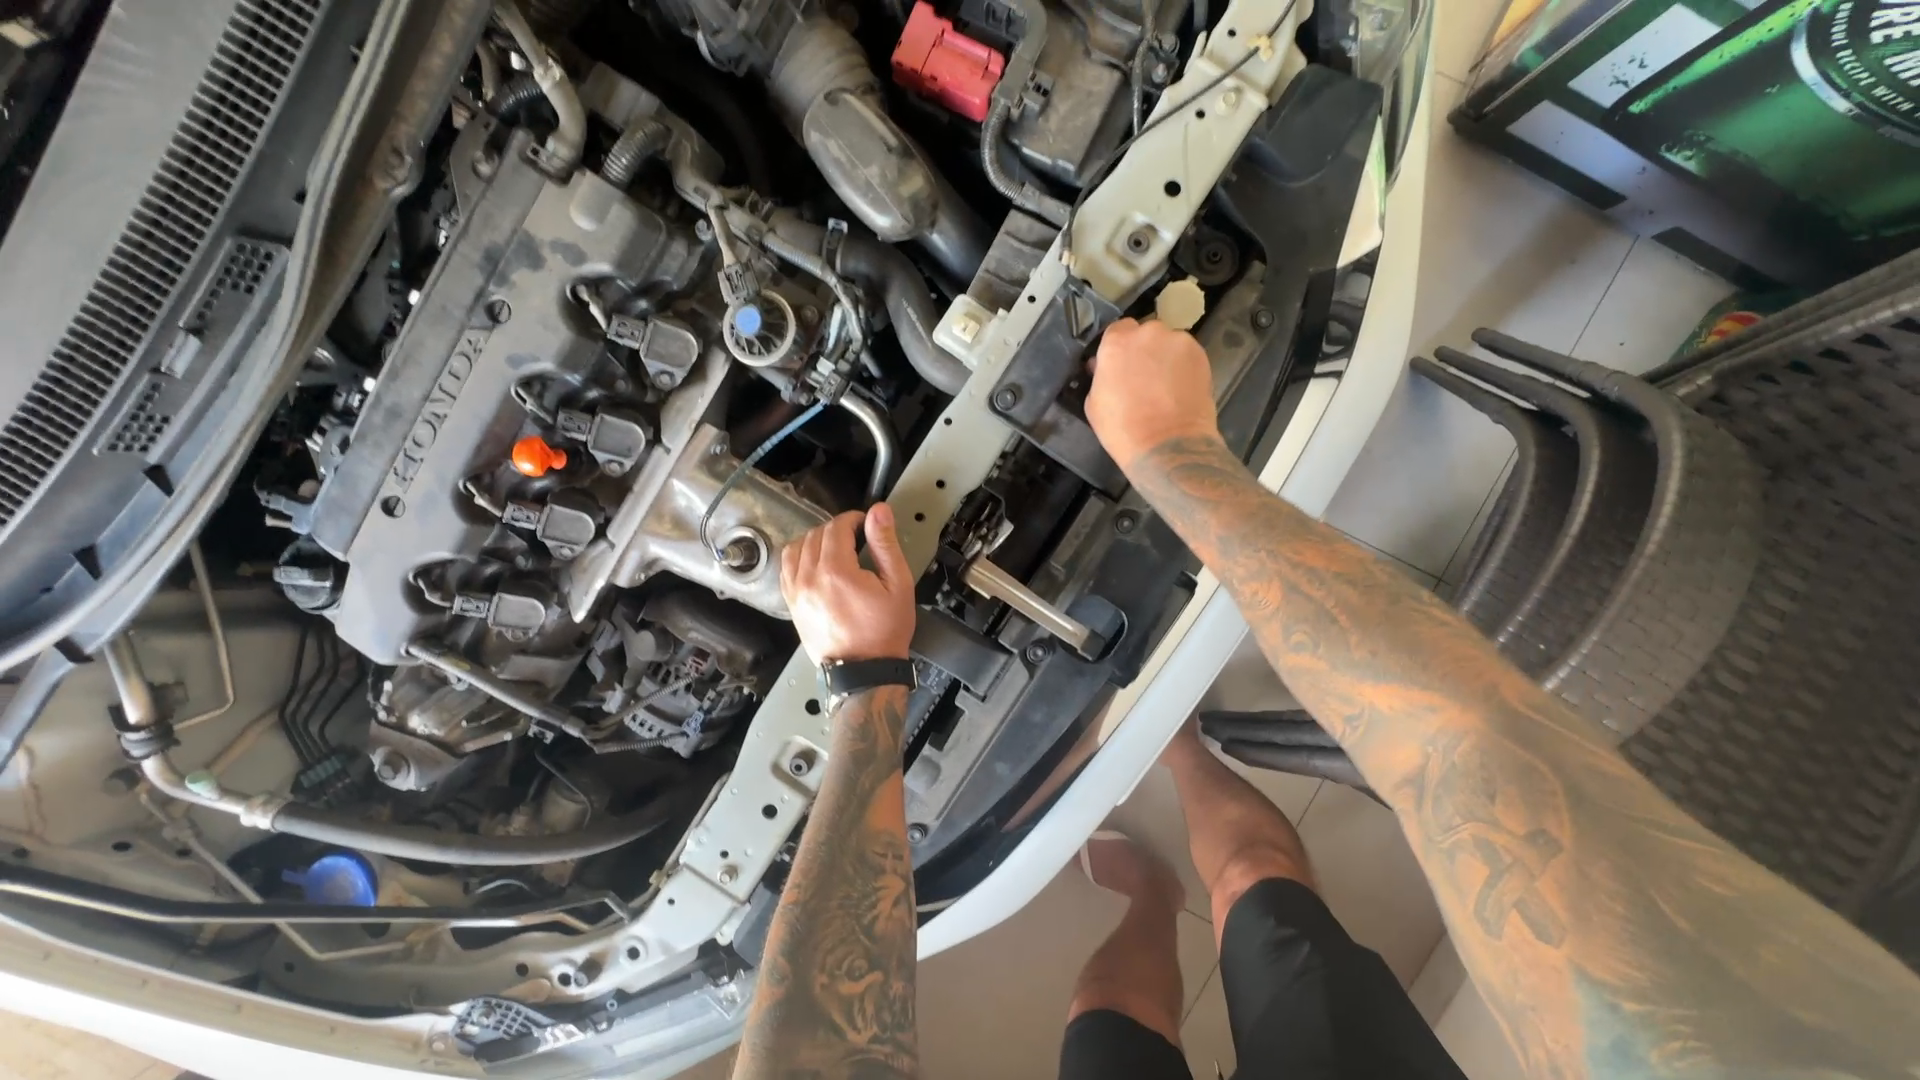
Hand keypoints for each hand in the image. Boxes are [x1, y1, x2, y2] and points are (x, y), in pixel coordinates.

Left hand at [780, 503, 915, 663]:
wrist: (864, 671)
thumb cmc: (884, 631)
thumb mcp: (897, 584)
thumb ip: (886, 544)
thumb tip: (879, 512)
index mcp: (836, 571)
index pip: (837, 527)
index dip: (853, 519)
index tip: (865, 525)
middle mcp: (809, 578)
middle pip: (816, 534)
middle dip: (837, 529)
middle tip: (856, 539)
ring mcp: (796, 592)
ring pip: (797, 547)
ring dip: (815, 540)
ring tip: (835, 549)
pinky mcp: (792, 604)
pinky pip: (786, 568)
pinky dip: (799, 557)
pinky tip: (815, 563)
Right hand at [1085, 317, 1223, 472]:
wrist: (1167, 444)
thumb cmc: (1122, 428)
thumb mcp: (1094, 402)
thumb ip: (1100, 375)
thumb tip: (1104, 367)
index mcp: (1117, 342)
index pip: (1118, 330)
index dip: (1120, 347)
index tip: (1121, 364)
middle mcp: (1148, 332)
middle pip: (1145, 333)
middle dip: (1144, 349)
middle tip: (1144, 375)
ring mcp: (1178, 341)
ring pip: (1169, 343)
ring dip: (1165, 357)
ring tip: (1166, 384)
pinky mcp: (1201, 354)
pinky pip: (1187, 354)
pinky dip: (1184, 366)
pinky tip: (1181, 388)